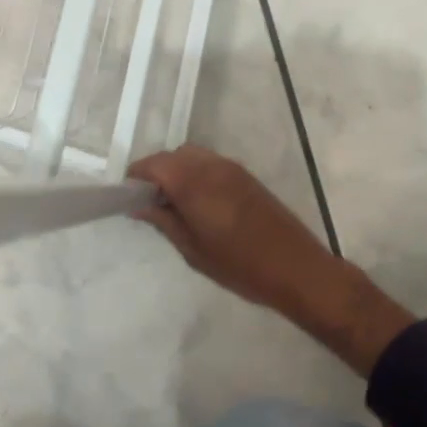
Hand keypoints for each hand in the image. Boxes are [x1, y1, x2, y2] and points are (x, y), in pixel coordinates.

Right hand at [127, 145, 413, 375]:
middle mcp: (209, 165)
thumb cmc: (240, 266)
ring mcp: (229, 167)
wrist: (298, 270)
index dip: (136, 178)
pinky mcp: (245, 175)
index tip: (128, 198)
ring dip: (177, 171)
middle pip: (171, 156)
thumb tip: (138, 206)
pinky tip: (200, 203)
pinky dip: (196, 173)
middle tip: (151, 204)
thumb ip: (163, 221)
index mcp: (192, 182)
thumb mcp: (193, 250)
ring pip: (191, 156)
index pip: (152, 165)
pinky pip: (209, 163)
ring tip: (176, 205)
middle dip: (155, 173)